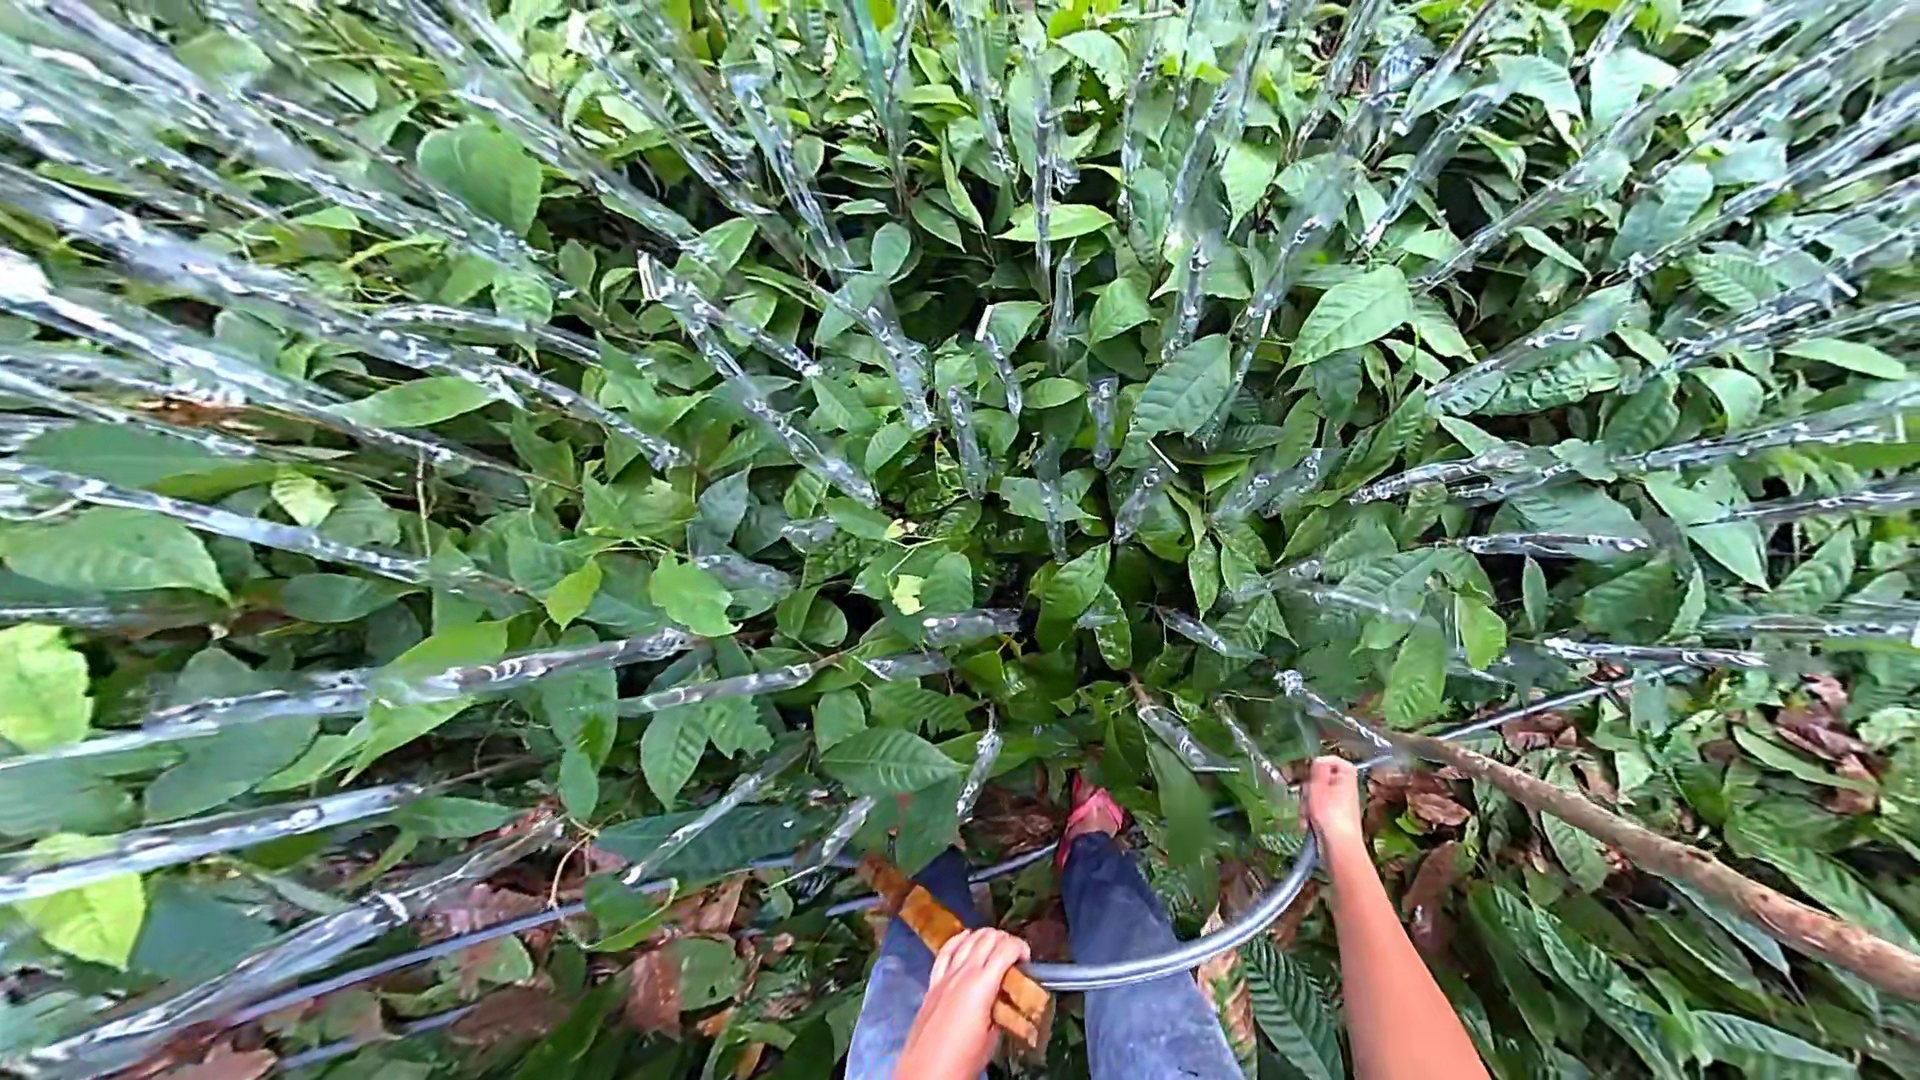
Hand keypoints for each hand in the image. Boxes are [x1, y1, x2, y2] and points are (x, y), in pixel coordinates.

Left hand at [893, 928, 1030, 1079]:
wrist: (926, 1072)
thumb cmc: (962, 1060)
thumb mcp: (991, 1038)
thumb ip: (999, 1011)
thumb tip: (1004, 1000)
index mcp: (982, 985)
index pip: (1005, 949)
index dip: (1019, 947)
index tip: (1026, 958)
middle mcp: (964, 971)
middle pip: (987, 938)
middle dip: (1005, 940)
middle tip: (1014, 955)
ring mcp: (946, 974)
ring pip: (968, 939)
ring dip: (985, 936)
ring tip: (996, 945)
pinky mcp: (933, 980)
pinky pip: (947, 950)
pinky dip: (959, 939)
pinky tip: (966, 937)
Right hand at [1303, 756, 1365, 854]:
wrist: (1339, 846)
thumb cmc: (1329, 814)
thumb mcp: (1319, 786)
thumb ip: (1318, 770)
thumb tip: (1319, 760)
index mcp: (1346, 779)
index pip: (1337, 761)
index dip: (1323, 762)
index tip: (1310, 770)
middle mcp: (1345, 790)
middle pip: (1321, 779)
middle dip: (1309, 788)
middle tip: (1307, 796)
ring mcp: (1340, 805)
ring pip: (1316, 795)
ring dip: (1307, 804)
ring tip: (1307, 814)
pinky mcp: (1333, 818)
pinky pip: (1317, 809)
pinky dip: (1310, 815)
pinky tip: (1307, 823)